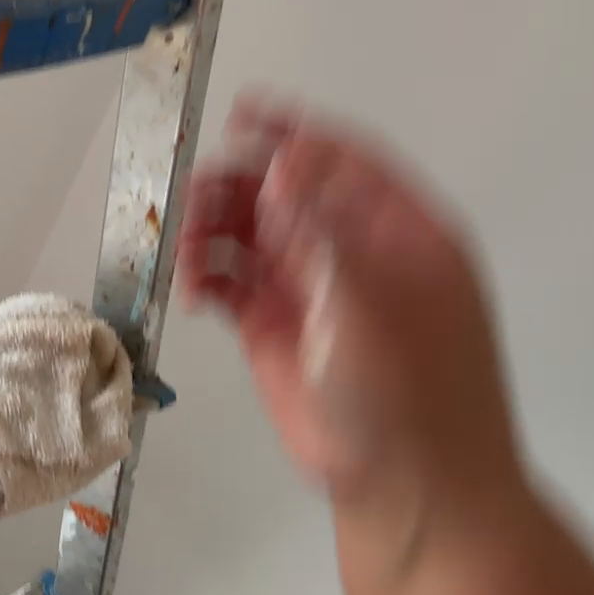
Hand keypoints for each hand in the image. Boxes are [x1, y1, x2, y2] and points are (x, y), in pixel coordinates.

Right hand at [178, 94, 525, 509]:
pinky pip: (227, 284)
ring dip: (210, 235)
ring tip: (184, 250)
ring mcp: (306, 290)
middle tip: (188, 200)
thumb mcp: (367, 302)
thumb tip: (281, 166)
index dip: (291, 136)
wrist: (399, 479)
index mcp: (396, 235)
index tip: (240, 115)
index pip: (340, 164)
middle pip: (280, 198)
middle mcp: (348, 254)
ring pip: (246, 238)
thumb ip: (319, 231)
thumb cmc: (409, 393)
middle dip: (233, 191)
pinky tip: (193, 289)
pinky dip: (203, 279)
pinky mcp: (269, 326)